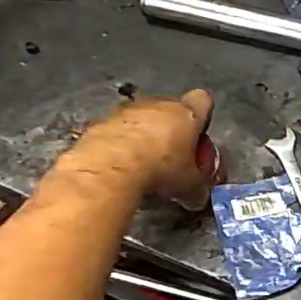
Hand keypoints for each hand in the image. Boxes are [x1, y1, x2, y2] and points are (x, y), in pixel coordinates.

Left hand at [56, 89, 215, 209]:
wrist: (106, 171)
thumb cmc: (160, 170)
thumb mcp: (188, 187)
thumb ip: (197, 188)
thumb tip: (198, 199)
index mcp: (186, 115)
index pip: (202, 100)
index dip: (202, 114)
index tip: (197, 133)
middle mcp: (157, 105)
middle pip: (169, 108)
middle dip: (171, 127)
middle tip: (170, 154)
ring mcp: (125, 112)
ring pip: (141, 118)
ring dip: (143, 134)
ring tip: (141, 162)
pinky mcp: (98, 122)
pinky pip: (116, 130)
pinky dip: (119, 143)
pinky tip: (117, 165)